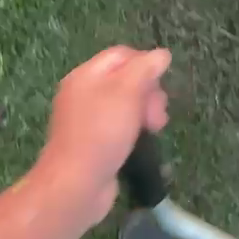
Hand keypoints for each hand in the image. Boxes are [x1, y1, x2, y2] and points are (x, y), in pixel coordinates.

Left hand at [32, 46, 170, 229]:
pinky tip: (143, 141)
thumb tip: (162, 54)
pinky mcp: (93, 142)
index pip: (121, 55)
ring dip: (145, 112)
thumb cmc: (102, 132)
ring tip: (155, 129)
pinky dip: (134, 129)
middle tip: (158, 115)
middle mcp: (83, 93)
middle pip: (125, 79)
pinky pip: (118, 126)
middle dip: (148, 92)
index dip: (146, 64)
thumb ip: (145, 69)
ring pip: (124, 104)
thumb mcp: (127, 93)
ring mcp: (87, 119)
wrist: (76, 184)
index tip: (162, 86)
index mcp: (86, 75)